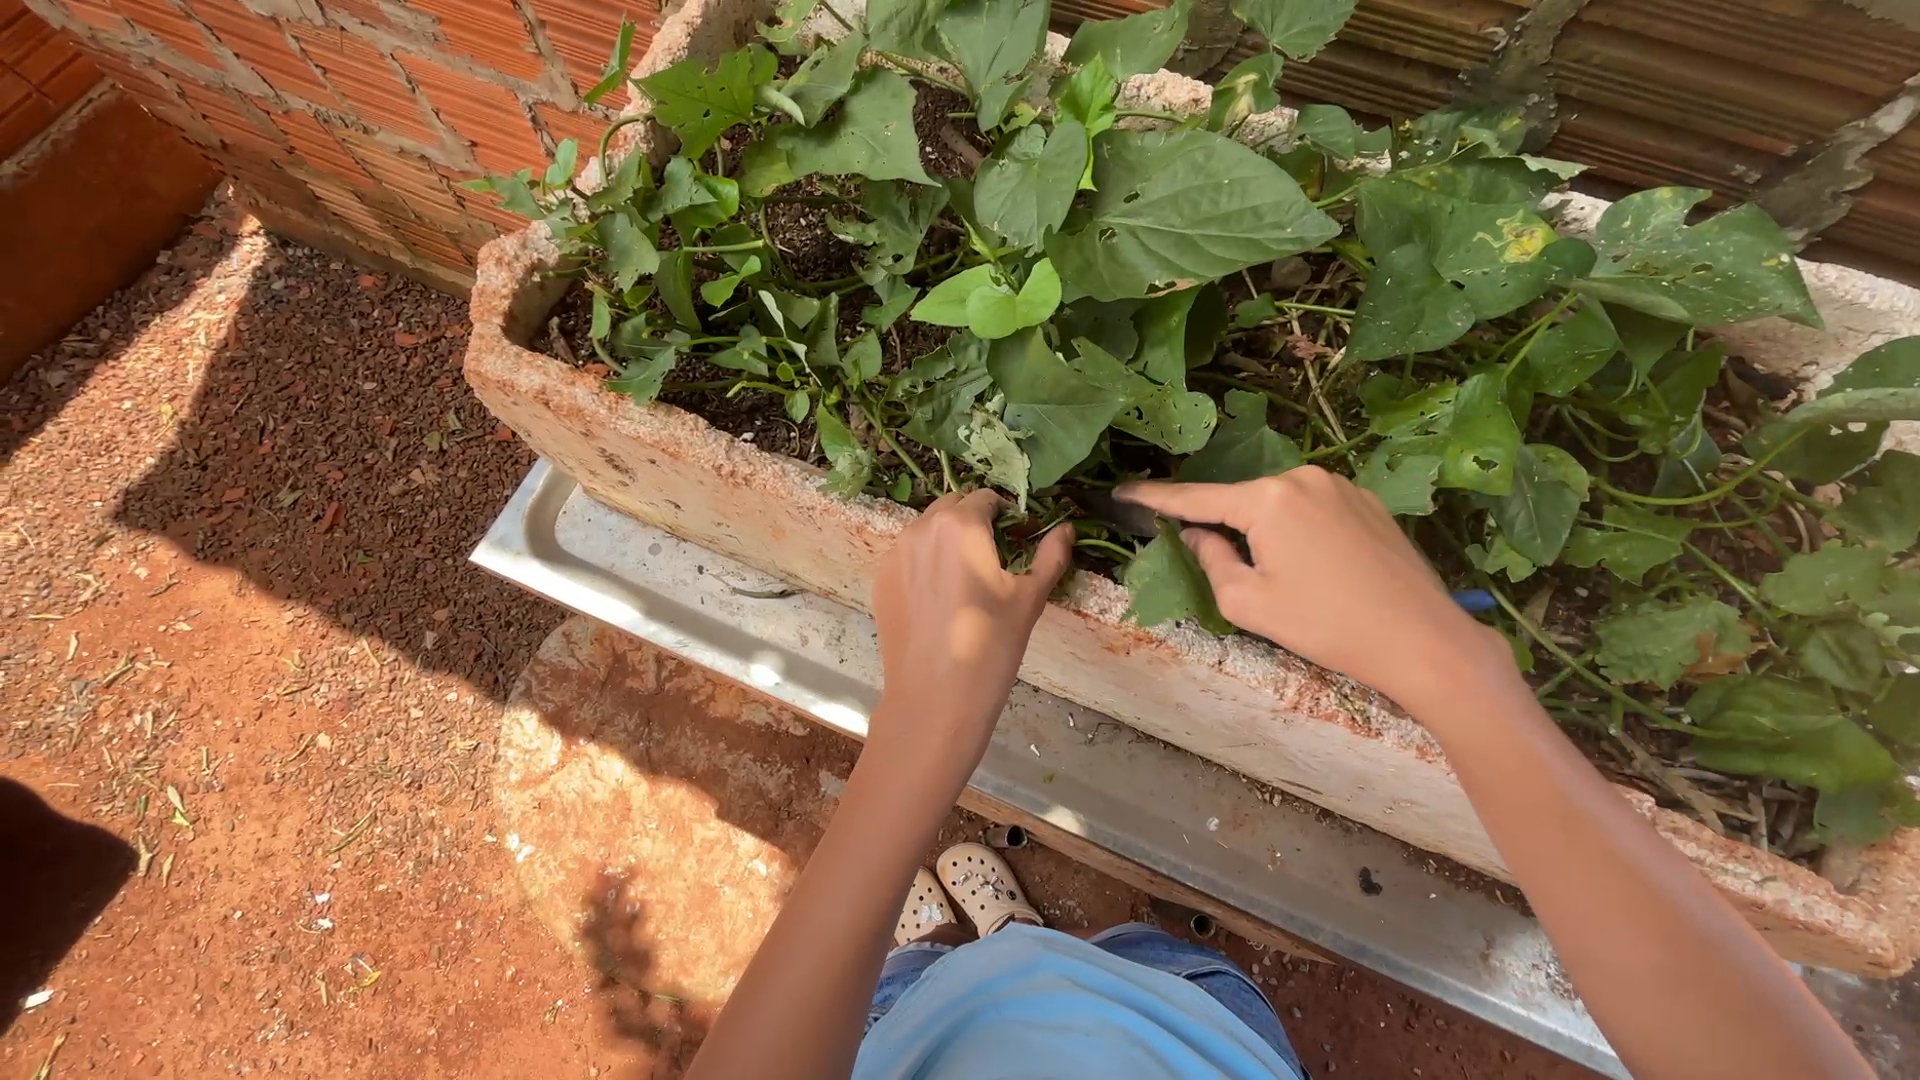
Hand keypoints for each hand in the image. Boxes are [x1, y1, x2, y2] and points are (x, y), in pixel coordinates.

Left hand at [869, 490, 1073, 784]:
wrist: (934, 697)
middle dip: (973, 519)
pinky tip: (940, 597)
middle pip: (951, 506)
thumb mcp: (1030, 599)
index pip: (985, 498)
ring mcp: (895, 554)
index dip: (1004, 512)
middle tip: (993, 554)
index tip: (1015, 535)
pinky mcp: (880, 580)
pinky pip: (907, 556)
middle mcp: (922, 528)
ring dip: (947, 537)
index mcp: (961, 525)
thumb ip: (1051, 555)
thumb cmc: (991, 646)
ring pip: (926, 529)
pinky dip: (925, 561)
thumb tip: (1065, 528)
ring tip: (966, 576)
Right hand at [1119, 468, 1513, 711]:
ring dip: (1260, 529)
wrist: (1422, 640)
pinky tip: (1310, 565)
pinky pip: (1311, 509)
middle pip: (1239, 500)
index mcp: (1267, 498)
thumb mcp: (1248, 601)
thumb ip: (1210, 560)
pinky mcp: (1368, 502)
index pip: (1194, 497)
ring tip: (1273, 573)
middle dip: (1219, 524)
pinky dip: (1294, 529)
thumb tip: (1198, 536)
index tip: (1121, 491)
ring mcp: (1340, 486)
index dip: (1153, 498)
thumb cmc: (1325, 625)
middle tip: (1210, 559)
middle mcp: (1303, 477)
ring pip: (1277, 504)